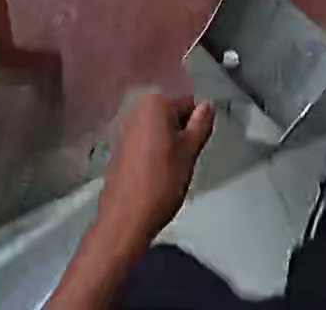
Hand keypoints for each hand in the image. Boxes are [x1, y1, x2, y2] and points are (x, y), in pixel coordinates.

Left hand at [95, 93, 214, 246]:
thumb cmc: (161, 182)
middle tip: (182, 160)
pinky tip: (154, 176)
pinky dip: (152, 153)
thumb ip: (201, 124)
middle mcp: (137, 111)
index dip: (196, 126)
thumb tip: (207, 104)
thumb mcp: (190, 152)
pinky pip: (144, 143)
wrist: (124, 221)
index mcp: (155, 104)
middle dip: (181, 133)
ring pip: (158, 130)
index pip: (188, 103)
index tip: (194, 149)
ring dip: (167, 144)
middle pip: (172, 114)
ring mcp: (125, 130)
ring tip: (168, 170)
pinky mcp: (118, 149)